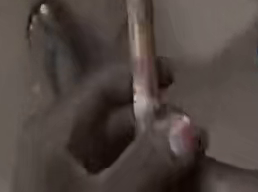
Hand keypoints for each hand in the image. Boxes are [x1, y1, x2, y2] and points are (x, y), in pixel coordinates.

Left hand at [13, 63, 203, 191]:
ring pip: (121, 151)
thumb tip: (191, 123)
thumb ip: (147, 164)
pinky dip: (145, 176)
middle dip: (159, 126)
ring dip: (158, 155)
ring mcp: (67, 172)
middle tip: (201, 144)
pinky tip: (174, 185)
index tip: (180, 77)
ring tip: (197, 168)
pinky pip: (116, 175)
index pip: (101, 84)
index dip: (139, 76)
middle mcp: (60, 140)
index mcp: (56, 127)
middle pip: (116, 120)